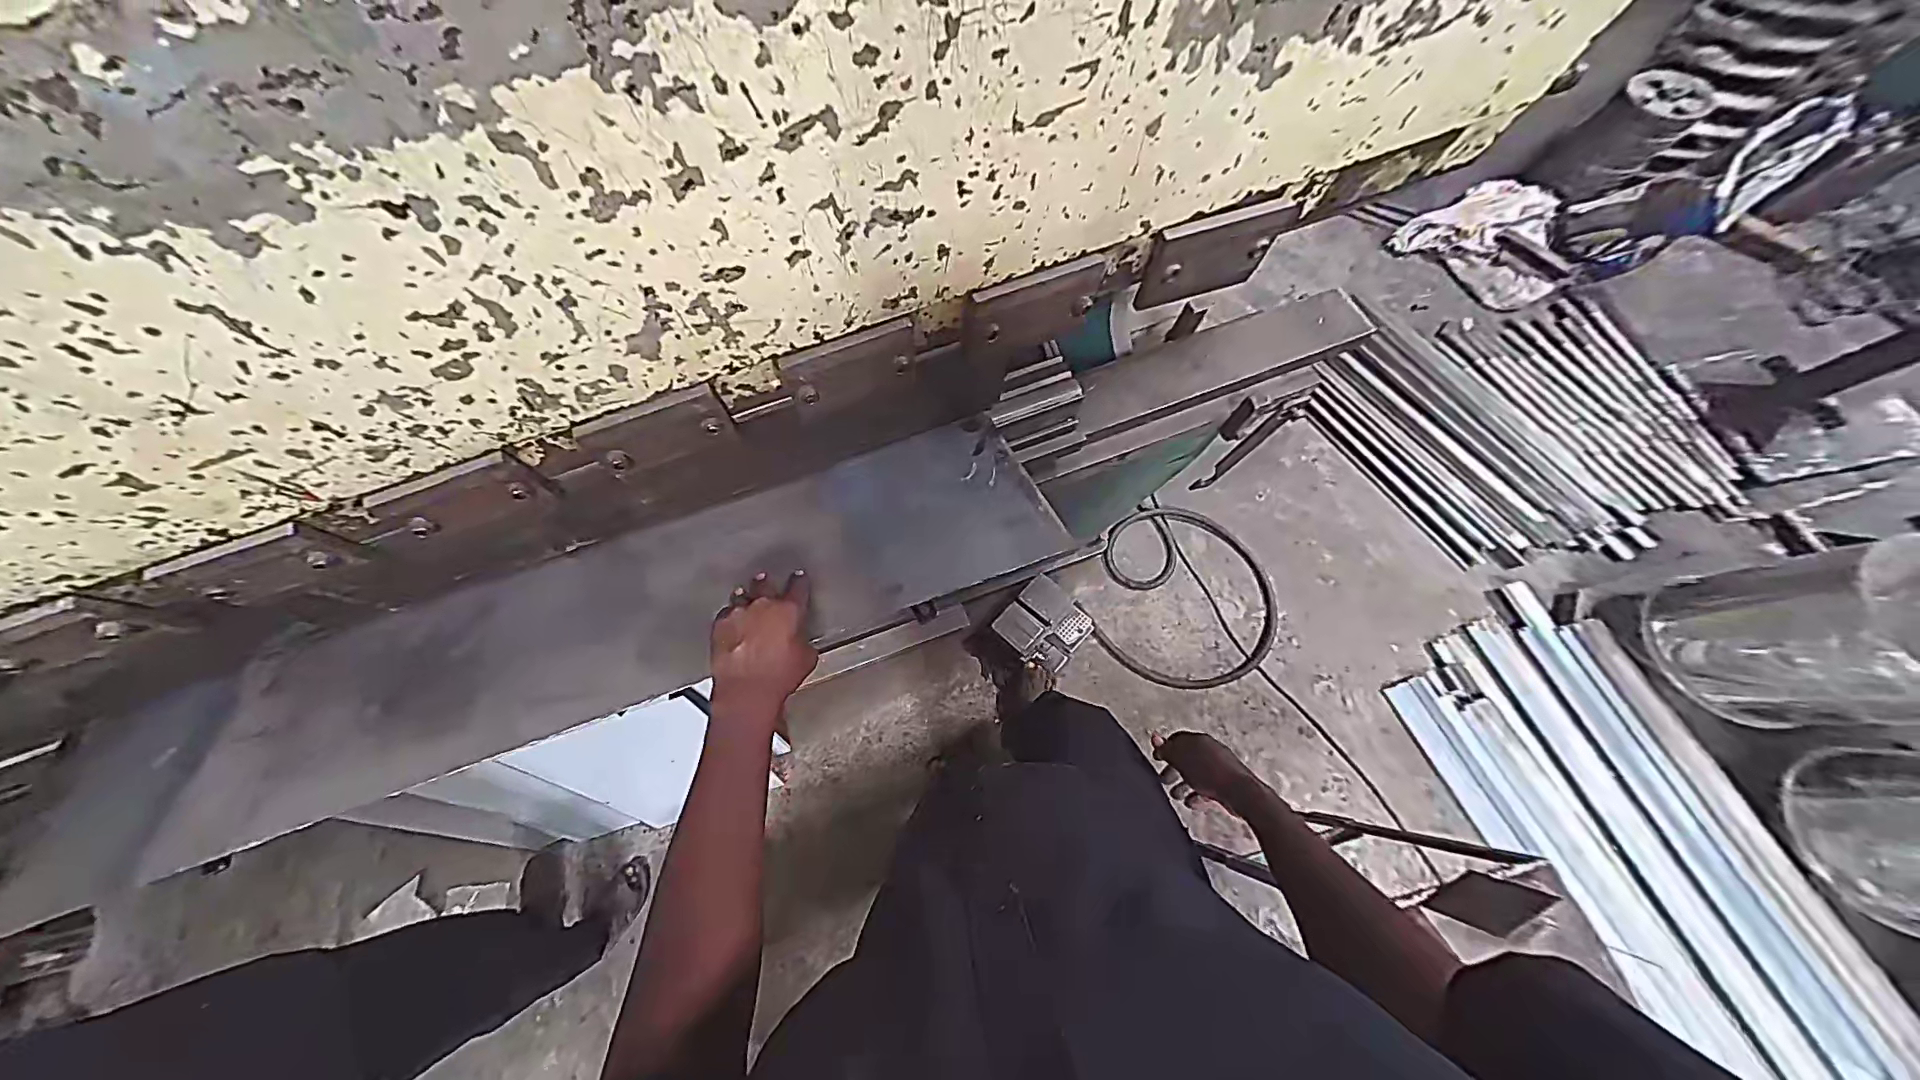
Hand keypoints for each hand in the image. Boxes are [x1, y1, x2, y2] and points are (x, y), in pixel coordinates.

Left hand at [710, 570, 817, 731]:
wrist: (747, 690)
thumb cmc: (778, 676)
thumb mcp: (806, 658)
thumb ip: (803, 641)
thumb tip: (799, 642)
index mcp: (789, 610)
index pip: (798, 587)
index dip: (800, 581)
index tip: (800, 578)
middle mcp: (763, 606)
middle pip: (764, 584)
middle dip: (767, 582)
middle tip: (767, 580)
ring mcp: (738, 614)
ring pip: (742, 595)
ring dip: (746, 595)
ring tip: (746, 595)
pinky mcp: (719, 626)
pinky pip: (725, 613)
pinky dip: (729, 614)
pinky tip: (730, 618)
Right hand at [1152, 731, 1269, 812]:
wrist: (1241, 793)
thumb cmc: (1213, 773)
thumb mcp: (1181, 759)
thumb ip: (1167, 750)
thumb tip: (1156, 739)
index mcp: (1199, 740)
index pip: (1177, 740)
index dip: (1165, 748)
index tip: (1157, 756)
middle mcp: (1210, 752)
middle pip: (1186, 758)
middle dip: (1174, 769)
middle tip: (1164, 778)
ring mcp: (1219, 769)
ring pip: (1196, 775)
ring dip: (1184, 784)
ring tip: (1176, 794)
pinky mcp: (1226, 786)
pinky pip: (1207, 788)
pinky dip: (1197, 795)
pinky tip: (1191, 802)